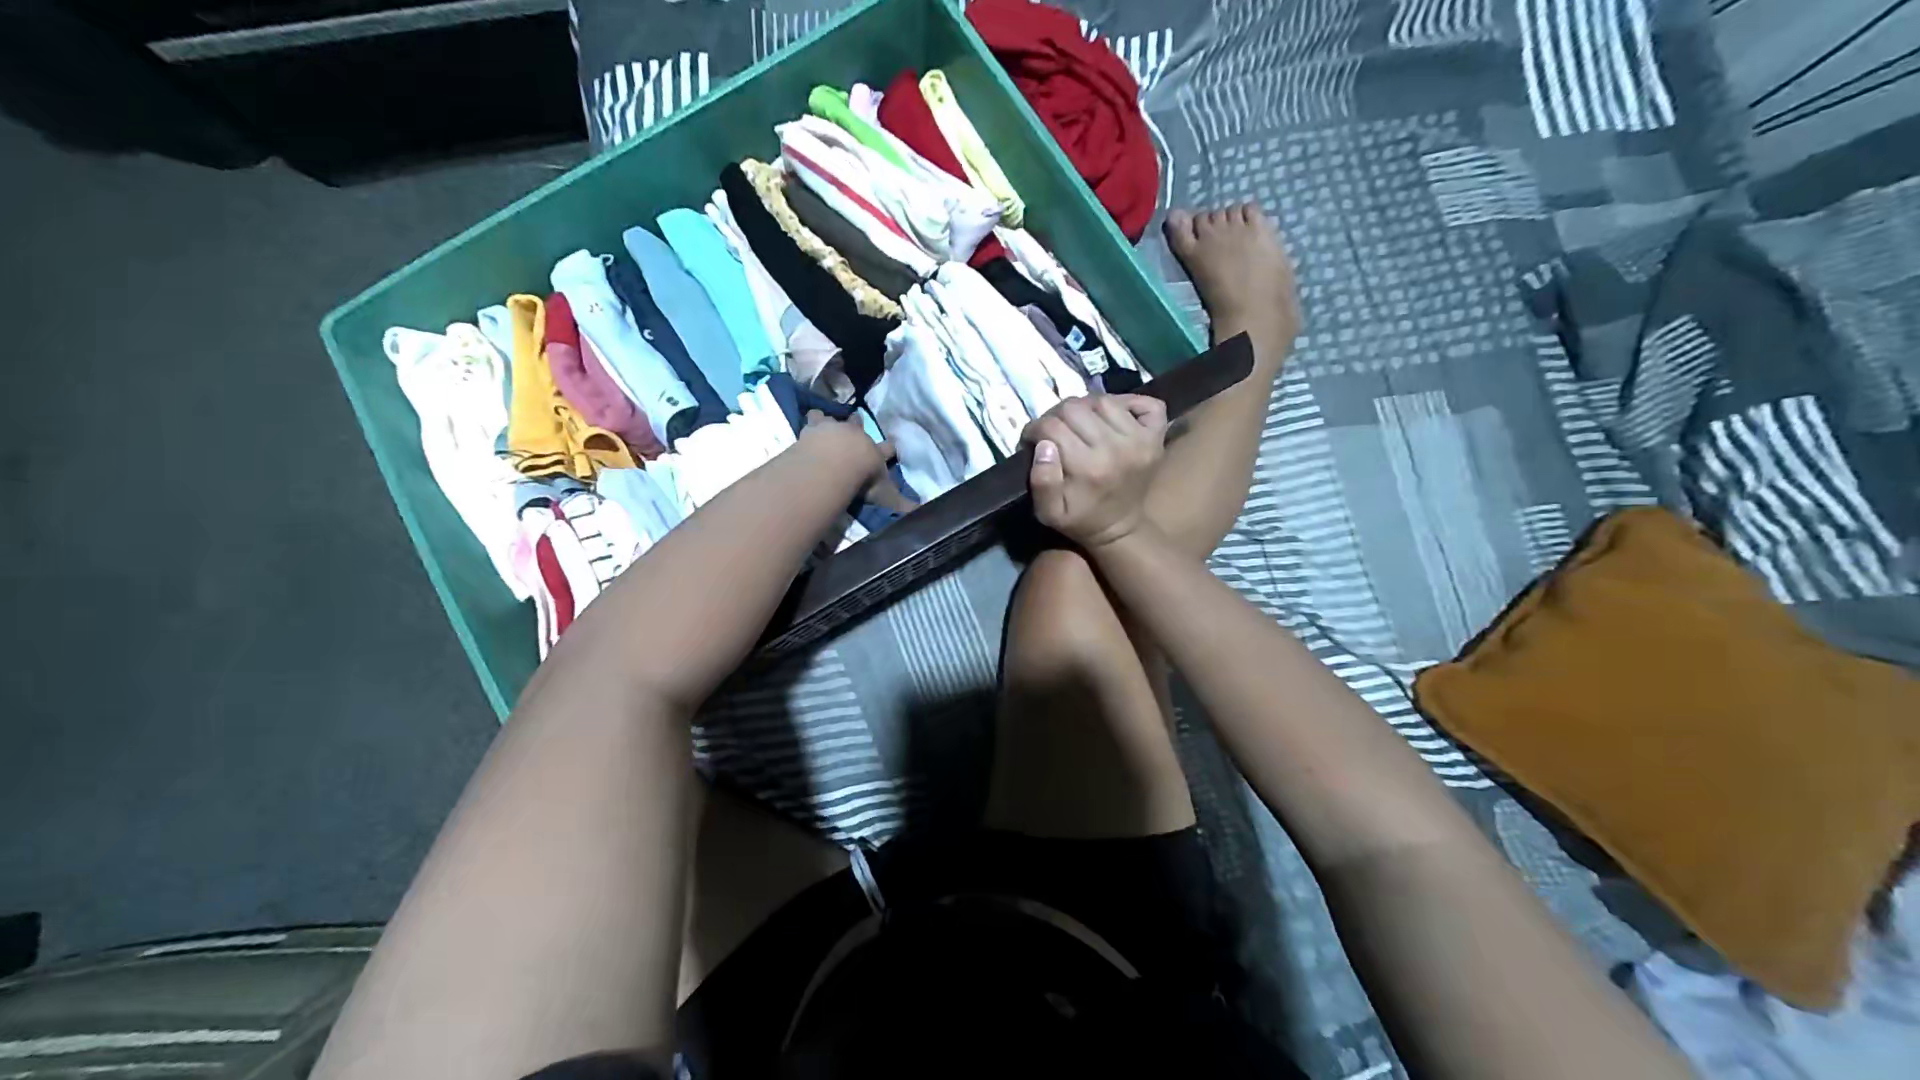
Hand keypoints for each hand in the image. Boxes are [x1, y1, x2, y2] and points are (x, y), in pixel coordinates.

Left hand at [798, 409, 897, 497]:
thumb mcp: (885, 495)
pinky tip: (806, 425)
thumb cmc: (863, 479)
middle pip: (857, 423)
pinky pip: (811, 419)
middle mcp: (855, 435)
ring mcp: (833, 429)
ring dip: (827, 420)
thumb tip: (918, 511)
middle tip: (855, 422)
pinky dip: (809, 422)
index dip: (890, 448)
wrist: (836, 463)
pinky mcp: (813, 429)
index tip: (892, 447)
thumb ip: (900, 503)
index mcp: (874, 451)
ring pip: (831, 418)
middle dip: (857, 423)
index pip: (888, 449)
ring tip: (822, 418)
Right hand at [1026, 394, 1168, 549]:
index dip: (1034, 430)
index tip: (1032, 440)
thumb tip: (1043, 445)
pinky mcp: (1155, 436)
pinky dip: (1127, 402)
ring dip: (1085, 408)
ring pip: (1103, 401)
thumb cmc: (1080, 520)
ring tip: (1078, 424)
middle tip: (1053, 432)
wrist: (1121, 528)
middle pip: (1075, 408)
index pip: (1052, 427)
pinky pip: (1144, 402)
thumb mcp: (1049, 513)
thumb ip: (1042, 482)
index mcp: (1089, 467)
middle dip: (1056, 416)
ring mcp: (1140, 439)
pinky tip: (1112, 417)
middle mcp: (1117, 447)